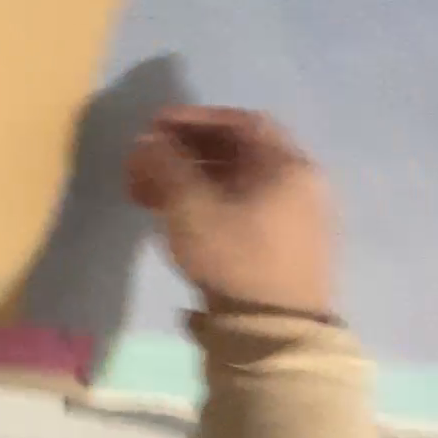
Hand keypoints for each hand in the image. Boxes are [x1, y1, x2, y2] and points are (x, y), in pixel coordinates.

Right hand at [126, 105, 333, 315]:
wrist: (272, 319)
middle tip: (141, 158)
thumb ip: (166, 165)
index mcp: (284, 166)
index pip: (240, 122)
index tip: (152, 125)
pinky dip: (198, 193)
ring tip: (143, 187)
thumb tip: (147, 140)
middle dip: (181, 148)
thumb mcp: (188, 204)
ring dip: (184, 173)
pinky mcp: (277, 232)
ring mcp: (290, 208)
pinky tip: (167, 207)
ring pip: (230, 174)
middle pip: (234, 148)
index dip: (193, 118)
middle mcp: (295, 180)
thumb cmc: (232, 252)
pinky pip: (234, 197)